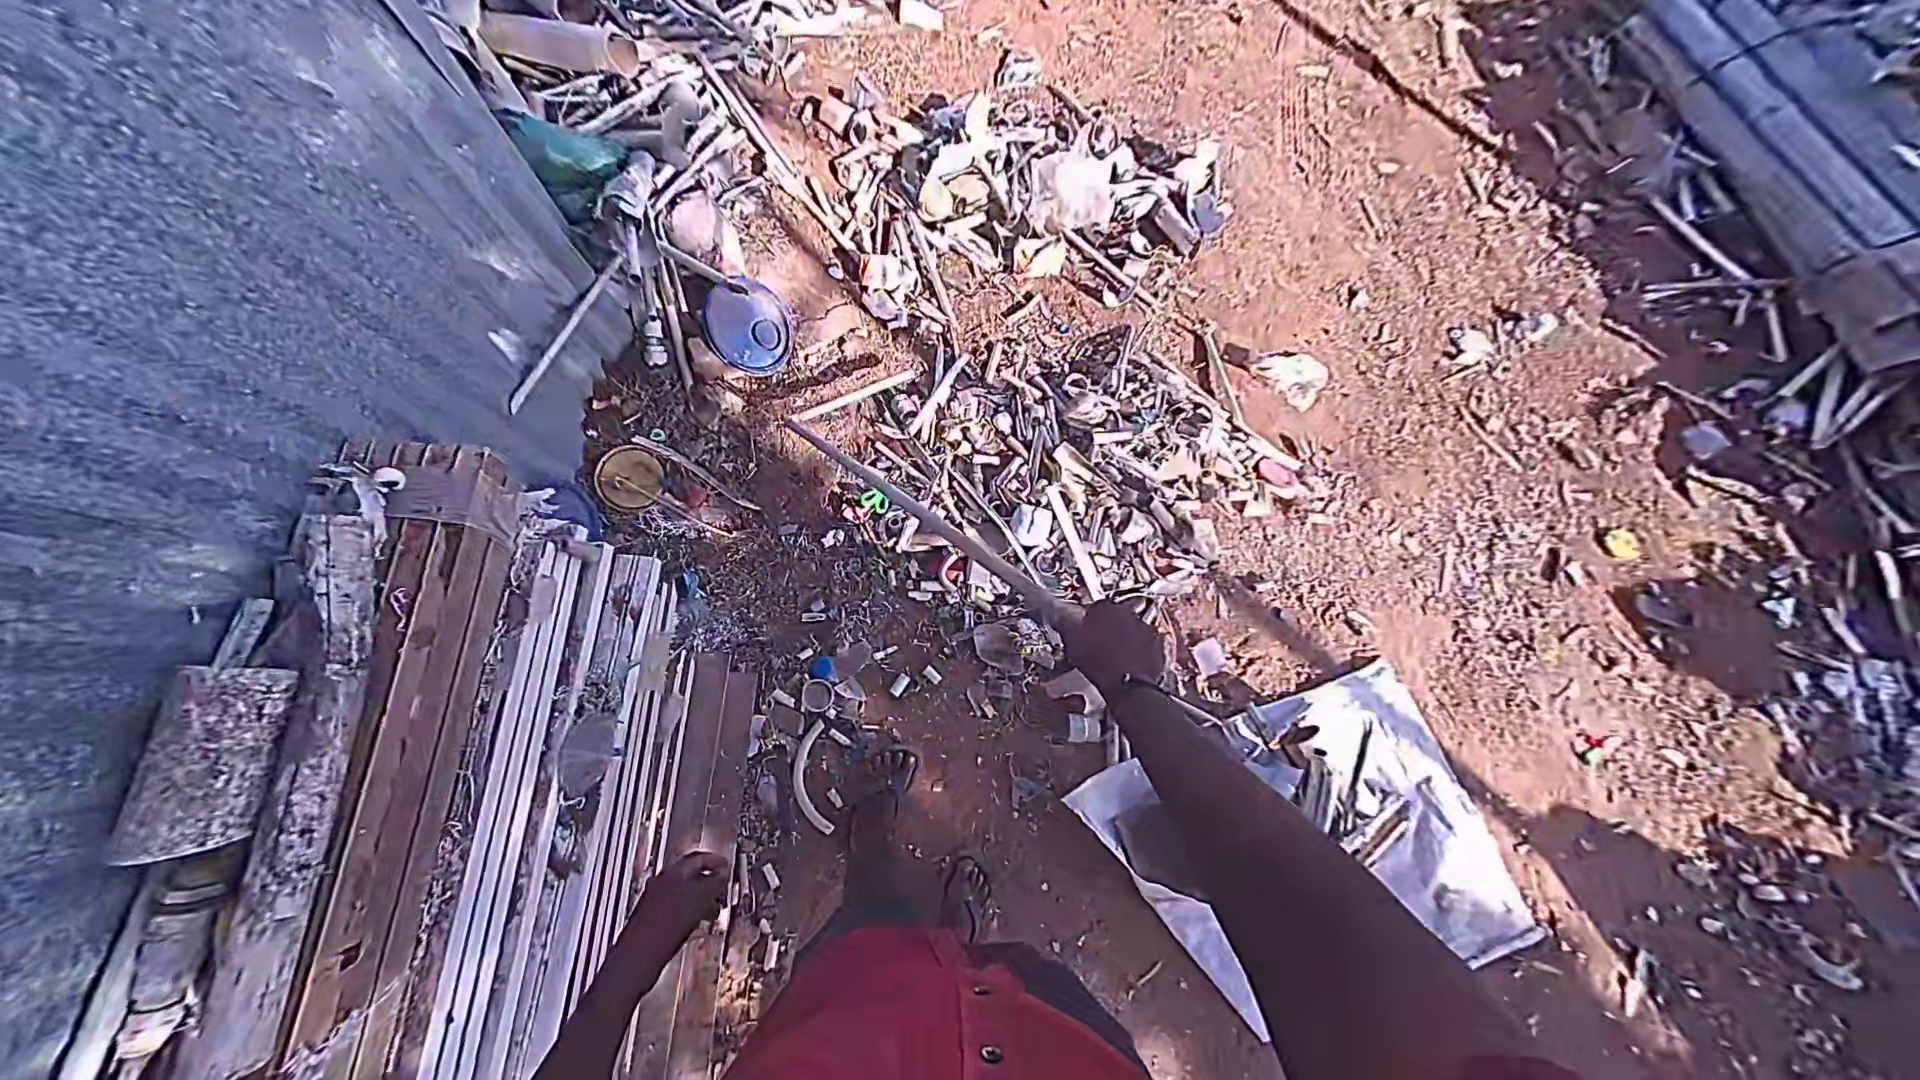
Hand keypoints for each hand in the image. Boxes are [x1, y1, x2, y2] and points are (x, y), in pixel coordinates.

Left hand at [635, 851, 728, 934]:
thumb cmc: (668, 923)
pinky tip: (696, 923)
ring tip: (713, 910)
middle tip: (722, 890)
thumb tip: (723, 874)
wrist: (640, 956)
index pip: (699, 858)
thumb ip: (715, 882)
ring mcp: (655, 901)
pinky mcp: (652, 920)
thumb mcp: (701, 898)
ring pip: (684, 893)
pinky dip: (690, 912)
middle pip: (691, 875)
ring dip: (701, 900)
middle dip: (709, 882)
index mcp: (673, 872)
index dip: (716, 861)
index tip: (727, 867)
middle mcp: (662, 882)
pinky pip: (676, 909)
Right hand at [1063, 599, 1165, 692]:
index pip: (1095, 606)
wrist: (1128, 687)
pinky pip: (1143, 646)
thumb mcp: (1072, 640)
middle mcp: (1130, 615)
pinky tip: (1123, 664)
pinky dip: (1135, 652)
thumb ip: (1064, 622)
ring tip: (1108, 656)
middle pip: (1114, 617)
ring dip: (1121, 639)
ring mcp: (1146, 631)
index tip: (1081, 629)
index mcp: (1108, 608)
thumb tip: (1058, 616)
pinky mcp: (1156, 649)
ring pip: (1130, 631)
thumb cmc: (1102, 663)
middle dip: (1105, 628)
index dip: (1086, 619)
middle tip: (1094, 644)